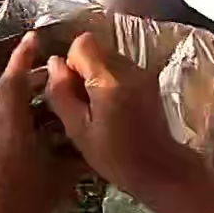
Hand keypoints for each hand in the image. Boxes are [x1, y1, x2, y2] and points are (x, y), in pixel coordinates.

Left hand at [0, 32, 77, 212]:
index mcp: (11, 127)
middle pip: (0, 88)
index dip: (23, 56)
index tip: (32, 38)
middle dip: (19, 79)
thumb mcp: (60, 179)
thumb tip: (96, 136)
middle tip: (38, 81)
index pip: (14, 80)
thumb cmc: (28, 206)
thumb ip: (76, 153)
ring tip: (15, 96)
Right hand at [44, 31, 210, 209]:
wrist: (160, 169)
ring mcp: (142, 72)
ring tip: (96, 105)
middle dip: (82, 67)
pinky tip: (111, 106)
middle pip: (96, 46)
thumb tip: (53, 63)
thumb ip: (61, 93)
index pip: (83, 43)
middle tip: (82, 100)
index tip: (72, 88)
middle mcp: (129, 69)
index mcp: (109, 80)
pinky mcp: (148, 79)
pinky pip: (119, 66)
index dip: (71, 62)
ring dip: (95, 73)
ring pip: (107, 55)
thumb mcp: (77, 129)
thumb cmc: (115, 156)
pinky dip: (109, 79)